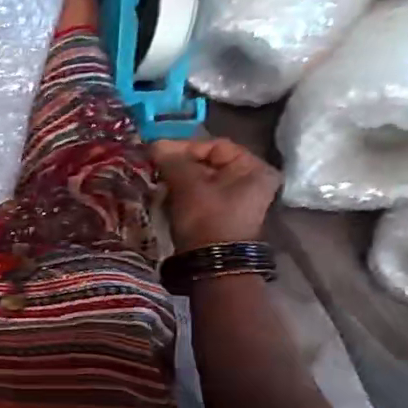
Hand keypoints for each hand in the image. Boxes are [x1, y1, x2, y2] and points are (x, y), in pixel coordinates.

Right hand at [153, 138, 282, 251]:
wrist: (211, 263)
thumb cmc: (206, 218)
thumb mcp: (188, 185)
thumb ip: (173, 161)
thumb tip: (155, 144)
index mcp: (253, 167)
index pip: (215, 146)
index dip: (184, 147)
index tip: (156, 154)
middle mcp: (251, 181)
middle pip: (208, 164)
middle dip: (179, 166)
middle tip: (154, 169)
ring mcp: (238, 201)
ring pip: (202, 181)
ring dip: (178, 181)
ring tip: (156, 184)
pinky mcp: (223, 217)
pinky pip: (201, 197)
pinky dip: (183, 196)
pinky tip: (165, 199)